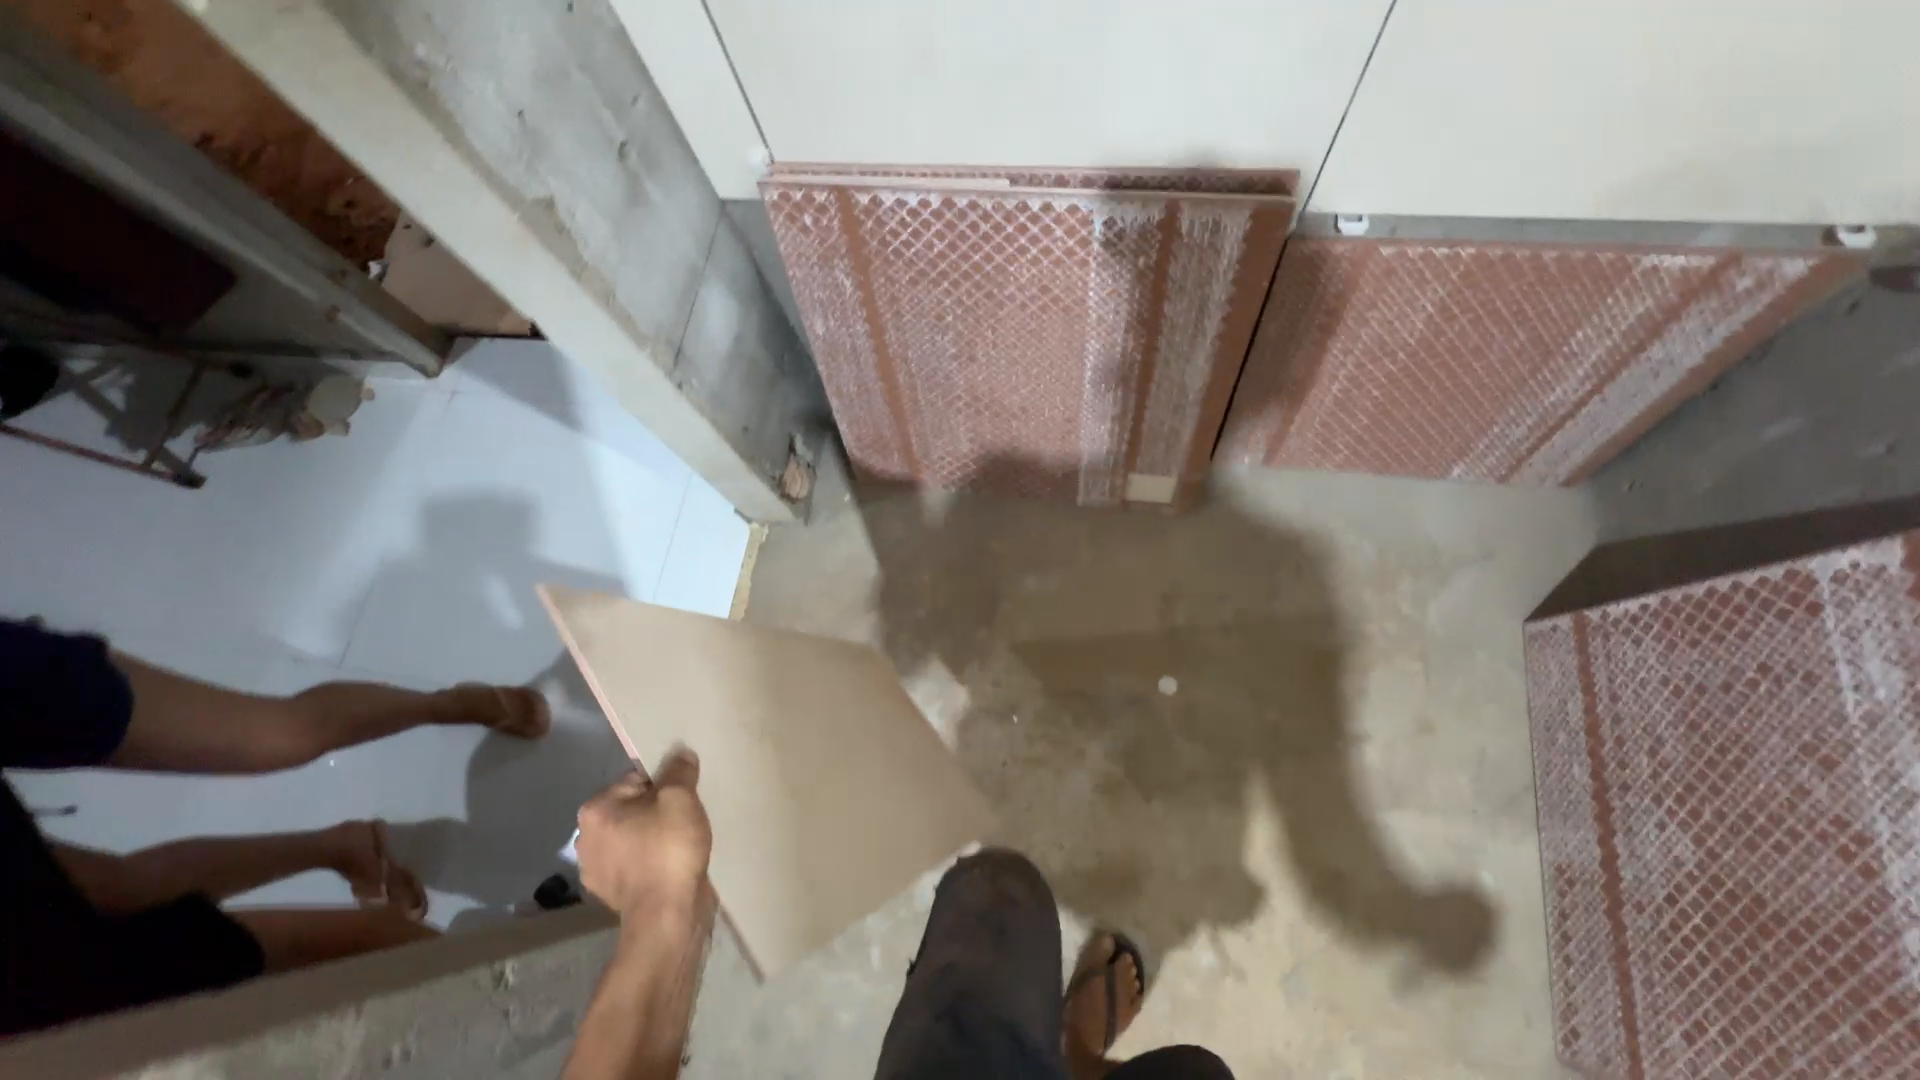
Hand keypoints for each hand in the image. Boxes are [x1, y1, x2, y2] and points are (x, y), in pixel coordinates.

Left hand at [575, 748, 711, 916]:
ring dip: (653, 836)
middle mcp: (585, 837)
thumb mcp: (681, 798)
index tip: (684, 797)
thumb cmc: (669, 849)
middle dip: (657, 811)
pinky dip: (650, 861)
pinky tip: (671, 866)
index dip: (664, 784)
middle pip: (632, 808)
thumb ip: (679, 770)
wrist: (667, 915)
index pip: (635, 779)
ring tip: (681, 844)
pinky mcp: (610, 894)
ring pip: (633, 837)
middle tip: (685, 819)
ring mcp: (595, 870)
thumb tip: (680, 753)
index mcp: (595, 810)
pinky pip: (634, 863)